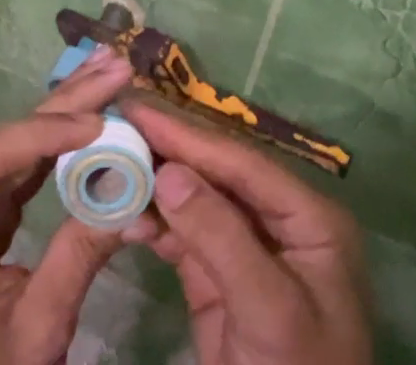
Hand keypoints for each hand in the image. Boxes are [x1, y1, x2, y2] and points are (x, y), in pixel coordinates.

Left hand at [0, 48, 134, 364]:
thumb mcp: (39, 328)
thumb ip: (80, 255)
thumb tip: (136, 199)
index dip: (38, 132)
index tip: (96, 123)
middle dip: (59, 107)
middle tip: (113, 69)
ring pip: (7, 156)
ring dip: (58, 119)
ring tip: (105, 80)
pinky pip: (11, 182)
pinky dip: (48, 155)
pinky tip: (81, 127)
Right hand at [121, 100, 371, 364]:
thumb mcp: (269, 309)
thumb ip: (221, 237)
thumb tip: (169, 170)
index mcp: (309, 218)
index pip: (240, 162)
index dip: (185, 132)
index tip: (133, 106)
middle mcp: (278, 222)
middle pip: (214, 173)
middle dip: (164, 150)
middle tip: (111, 121)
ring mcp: (246, 249)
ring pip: (193, 199)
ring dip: (152, 184)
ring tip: (107, 162)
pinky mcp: (217, 277)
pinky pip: (181, 234)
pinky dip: (151, 222)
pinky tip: (122, 213)